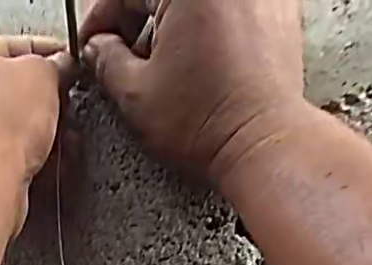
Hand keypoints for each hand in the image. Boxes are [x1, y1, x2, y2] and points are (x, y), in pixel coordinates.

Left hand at [0, 36, 74, 179]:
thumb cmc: (2, 125)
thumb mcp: (42, 75)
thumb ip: (55, 65)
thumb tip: (63, 66)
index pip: (10, 47)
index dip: (45, 53)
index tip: (65, 65)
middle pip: (7, 90)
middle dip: (41, 99)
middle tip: (63, 103)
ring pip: (7, 127)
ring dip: (37, 132)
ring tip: (60, 138)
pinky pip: (5, 157)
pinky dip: (26, 158)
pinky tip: (44, 162)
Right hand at [80, 0, 310, 182]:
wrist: (259, 144)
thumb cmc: (204, 123)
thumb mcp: (136, 95)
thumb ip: (106, 61)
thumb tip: (97, 48)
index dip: (101, 18)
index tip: (92, 44)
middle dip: (135, 20)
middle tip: (122, 57)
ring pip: (195, 3)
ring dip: (171, 24)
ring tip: (162, 67)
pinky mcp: (278, 7)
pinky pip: (229, 7)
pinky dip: (208, 26)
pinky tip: (197, 62)